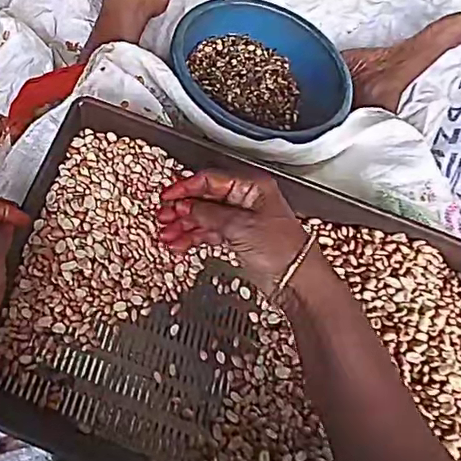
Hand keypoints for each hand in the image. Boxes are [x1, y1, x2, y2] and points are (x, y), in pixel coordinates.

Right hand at [156, 169, 309, 293]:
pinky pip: (210, 233)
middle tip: (163, 216)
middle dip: (182, 208)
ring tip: (166, 234)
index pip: (211, 180)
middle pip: (205, 198)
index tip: (167, 196)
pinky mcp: (239, 238)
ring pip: (205, 217)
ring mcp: (242, 220)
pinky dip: (194, 238)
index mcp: (252, 187)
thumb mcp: (239, 226)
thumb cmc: (283, 249)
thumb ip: (209, 214)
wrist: (297, 280)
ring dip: (184, 225)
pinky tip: (179, 244)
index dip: (186, 188)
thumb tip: (185, 205)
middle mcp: (246, 200)